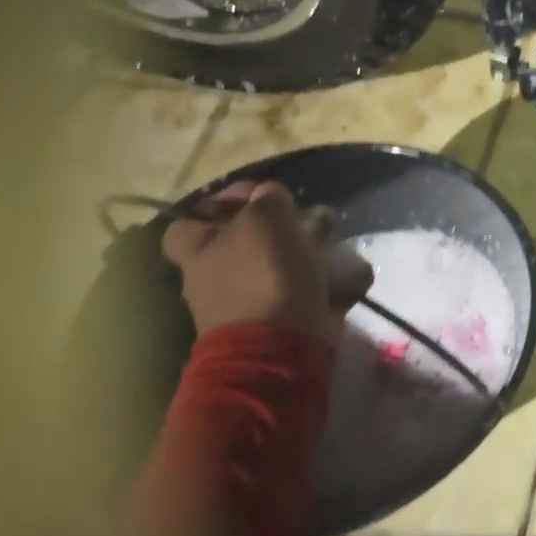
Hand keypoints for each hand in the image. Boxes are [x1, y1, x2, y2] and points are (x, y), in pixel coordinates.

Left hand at [161, 180, 373, 342]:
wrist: (280, 342)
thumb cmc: (263, 274)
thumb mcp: (264, 220)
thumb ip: (267, 199)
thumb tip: (267, 193)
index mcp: (201, 250)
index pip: (190, 222)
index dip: (221, 205)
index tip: (258, 195)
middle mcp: (222, 272)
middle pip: (253, 237)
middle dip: (288, 225)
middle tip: (313, 219)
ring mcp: (256, 294)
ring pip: (290, 260)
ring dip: (318, 251)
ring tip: (337, 249)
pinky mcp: (290, 312)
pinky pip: (315, 286)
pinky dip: (334, 281)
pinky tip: (345, 279)